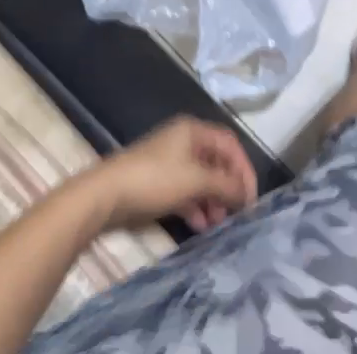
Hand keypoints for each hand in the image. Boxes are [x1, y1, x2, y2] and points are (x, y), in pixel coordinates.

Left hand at [83, 117, 257, 232]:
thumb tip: (247, 193)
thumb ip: (226, 185)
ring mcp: (169, 163)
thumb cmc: (155, 180)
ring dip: (213, 201)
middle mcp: (183, 142)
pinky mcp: (158, 184)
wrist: (105, 196)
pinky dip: (195, 207)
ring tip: (217, 223)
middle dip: (228, 188)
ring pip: (201, 180)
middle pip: (216, 163)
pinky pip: (186, 193)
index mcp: (193, 131)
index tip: (251, 197)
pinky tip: (199, 225)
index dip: (244, 169)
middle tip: (235, 213)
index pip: (230, 145)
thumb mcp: (196, 181)